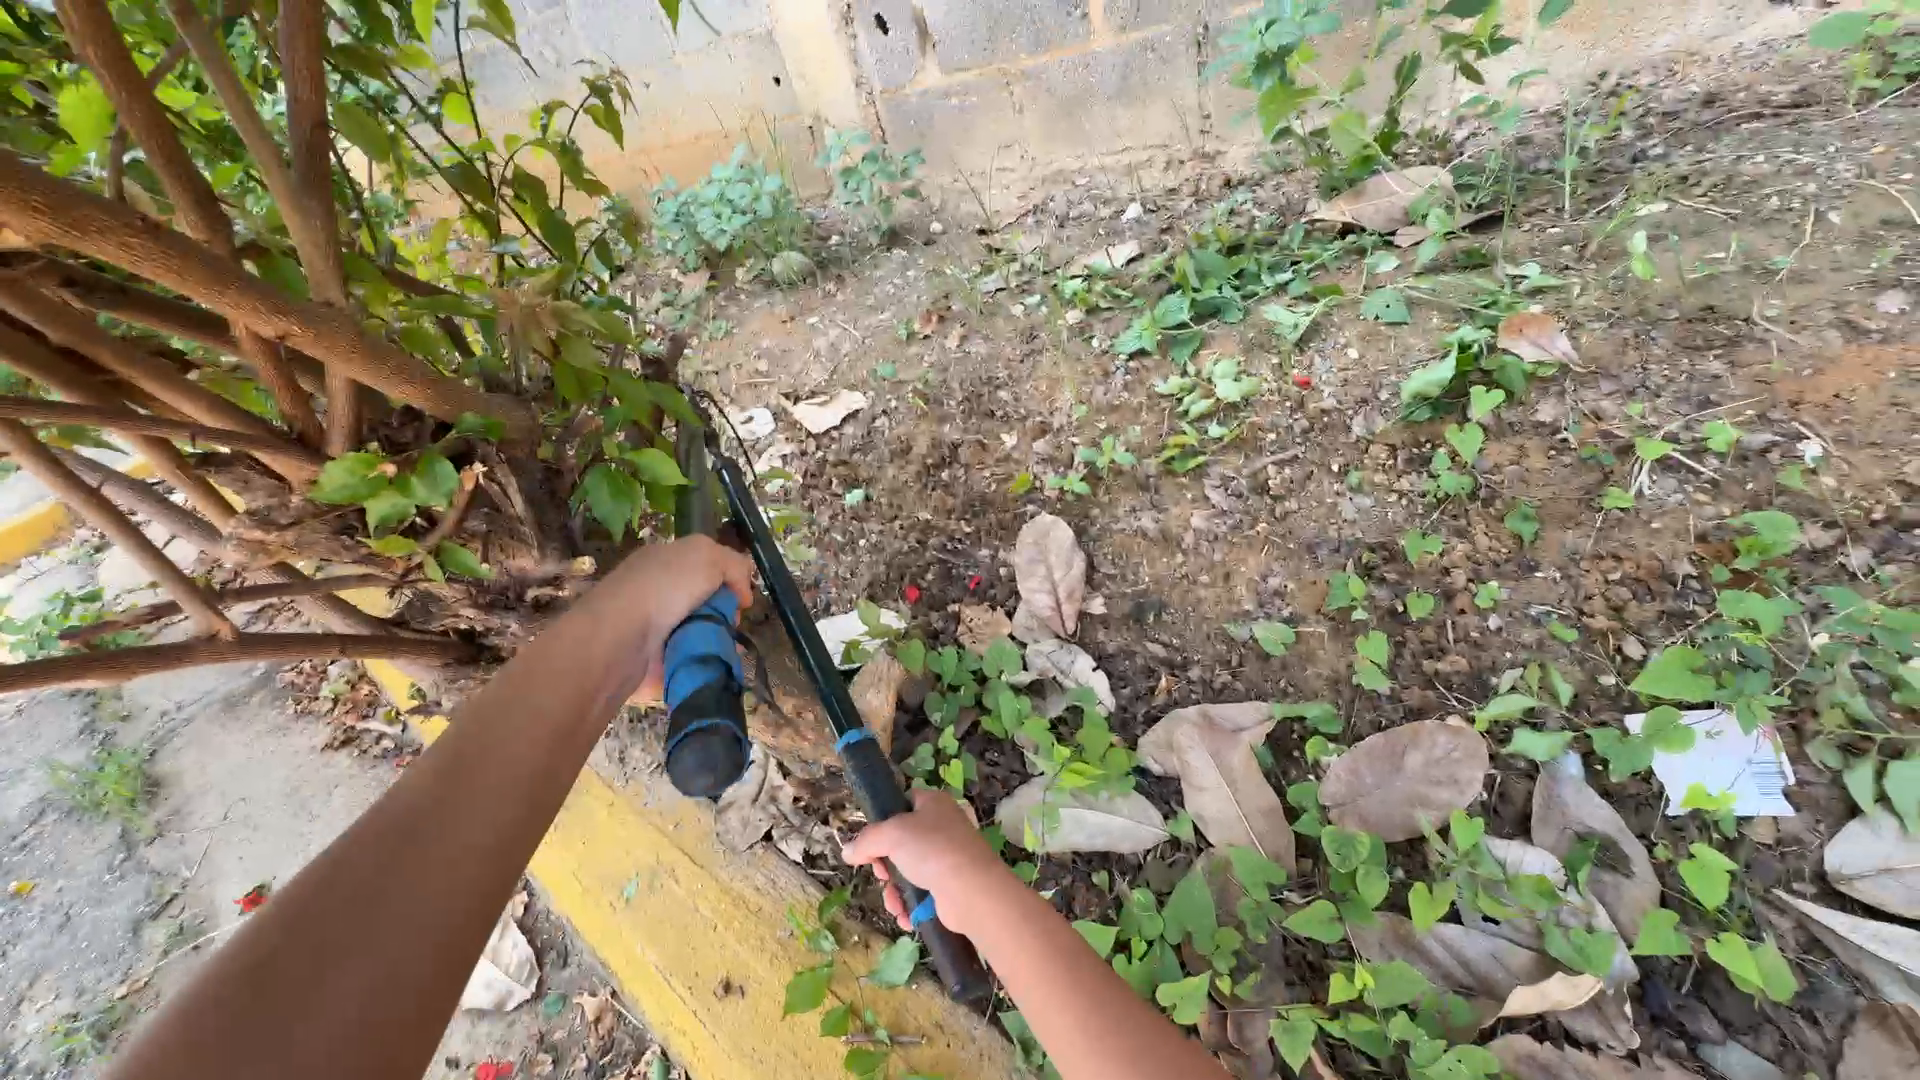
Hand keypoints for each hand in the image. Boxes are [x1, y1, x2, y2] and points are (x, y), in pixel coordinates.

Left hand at [603, 536, 755, 703]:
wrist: (620, 639)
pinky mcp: (655, 660)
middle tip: (730, 622)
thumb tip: (741, 596)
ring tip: (728, 648)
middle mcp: (659, 591)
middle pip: (708, 600)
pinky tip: (719, 663)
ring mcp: (655, 626)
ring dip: (720, 639)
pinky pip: (692, 659)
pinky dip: (709, 661)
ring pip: (703, 630)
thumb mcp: (707, 556)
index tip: (740, 597)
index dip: (728, 578)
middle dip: (726, 612)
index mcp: (665, 560)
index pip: (707, 564)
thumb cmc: (663, 588)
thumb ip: (734, 564)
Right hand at [841, 789, 1012, 938]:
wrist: (971, 890)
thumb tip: (847, 851)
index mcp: (932, 804)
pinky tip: (906, 916)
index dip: (883, 821)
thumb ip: (866, 840)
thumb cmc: (931, 850)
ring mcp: (947, 858)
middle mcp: (942, 827)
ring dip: (894, 892)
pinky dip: (909, 906)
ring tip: (895, 904)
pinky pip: (920, 894)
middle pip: (900, 843)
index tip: (869, 843)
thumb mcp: (891, 834)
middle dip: (884, 865)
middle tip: (882, 875)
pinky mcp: (949, 886)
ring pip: (907, 872)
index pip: (902, 803)